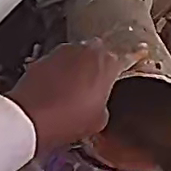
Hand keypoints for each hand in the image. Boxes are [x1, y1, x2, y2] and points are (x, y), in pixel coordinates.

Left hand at [8, 40, 128, 154]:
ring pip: (78, 54)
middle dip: (101, 63)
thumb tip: (98, 103)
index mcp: (108, 64)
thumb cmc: (68, 119)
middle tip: (99, 81)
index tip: (141, 52)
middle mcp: (87, 51)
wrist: (30, 117)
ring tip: (76, 87)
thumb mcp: (99, 120)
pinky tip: (58, 88)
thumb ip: (104, 103)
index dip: (136, 56)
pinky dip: (61, 71)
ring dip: (79, 66)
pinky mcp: (44, 57)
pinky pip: (59, 62)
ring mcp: (63, 51)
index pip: (128, 57)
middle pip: (101, 51)